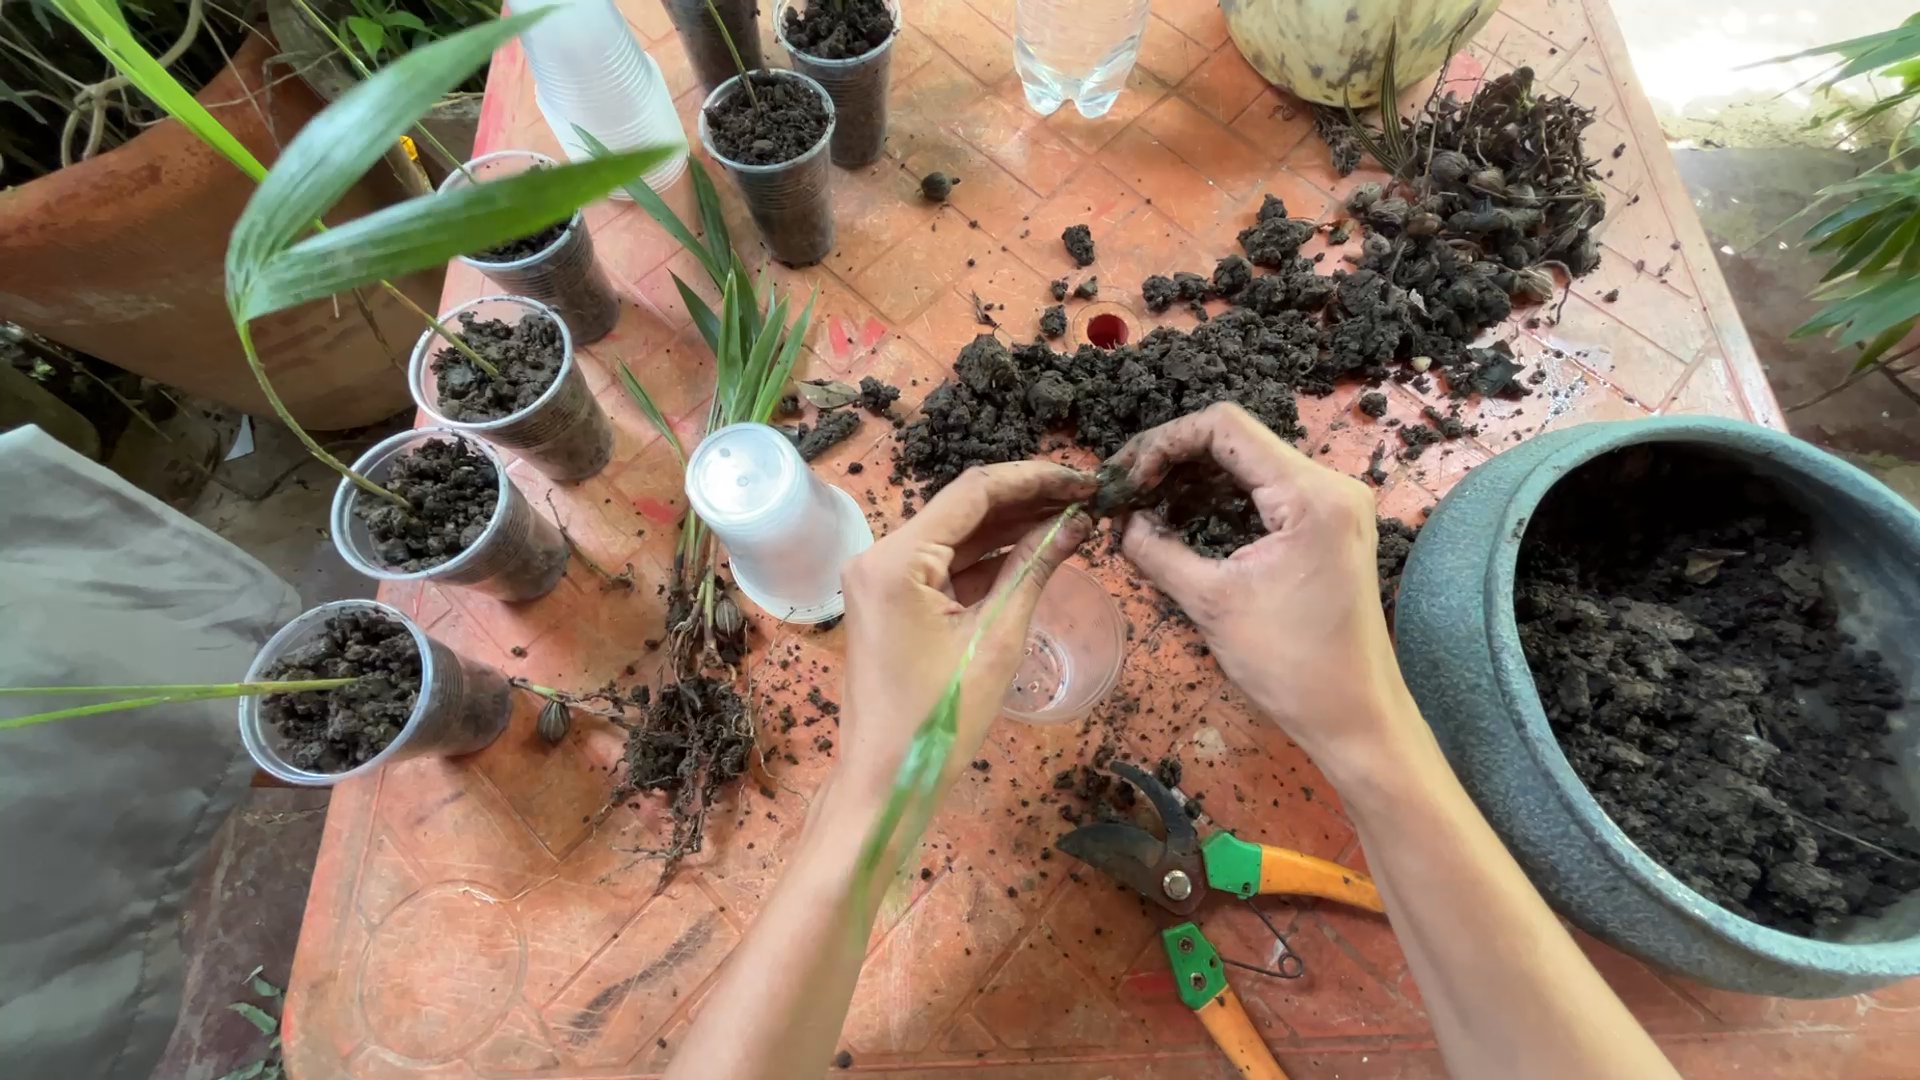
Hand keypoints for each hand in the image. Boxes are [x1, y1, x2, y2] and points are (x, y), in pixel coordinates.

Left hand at [836, 462, 1095, 802]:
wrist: (886, 779)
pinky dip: (988, 558)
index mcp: (897, 559)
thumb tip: (1077, 521)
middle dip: (1025, 500)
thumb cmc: (941, 717)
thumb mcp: (997, 638)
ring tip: (1071, 516)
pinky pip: (946, 565)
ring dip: (1010, 527)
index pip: (973, 493)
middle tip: (1085, 496)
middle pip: (963, 509)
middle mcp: (881, 554)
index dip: (1033, 479)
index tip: (1083, 478)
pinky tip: (1034, 547)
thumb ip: (1033, 568)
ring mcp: (884, 575)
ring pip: (957, 535)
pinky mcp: (893, 596)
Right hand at [1109, 403, 1416, 772]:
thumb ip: (1155, 550)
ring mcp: (1329, 503)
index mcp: (1308, 494)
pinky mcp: (1323, 524)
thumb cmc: (1287, 664)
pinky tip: (1178, 520)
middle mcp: (1327, 484)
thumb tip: (1121, 520)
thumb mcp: (1209, 603)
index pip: (1224, 426)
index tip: (1128, 479)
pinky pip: (1259, 492)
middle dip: (1170, 461)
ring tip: (1143, 508)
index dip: (1164, 441)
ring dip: (1188, 481)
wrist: (1353, 714)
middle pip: (1232, 440)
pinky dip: (1214, 500)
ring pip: (1243, 464)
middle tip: (1124, 493)